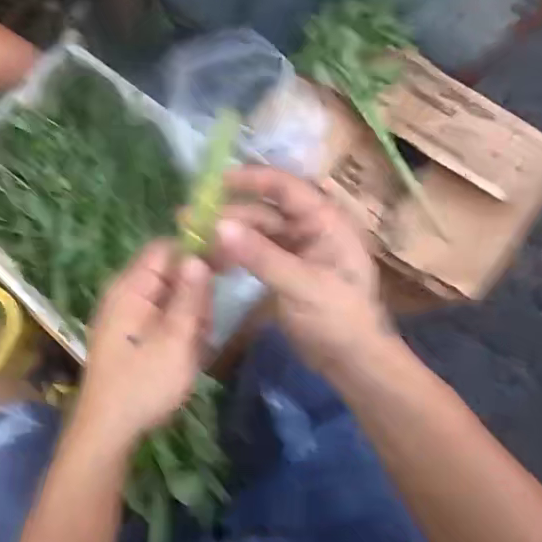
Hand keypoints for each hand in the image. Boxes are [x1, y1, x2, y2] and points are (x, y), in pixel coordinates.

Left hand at [73, 241, 211, 451]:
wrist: (108, 431)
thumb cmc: (144, 383)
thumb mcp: (177, 338)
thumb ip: (191, 295)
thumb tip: (199, 256)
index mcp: (131, 287)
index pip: (166, 247)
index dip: (197, 251)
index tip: (226, 267)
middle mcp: (125, 294)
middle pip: (170, 273)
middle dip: (196, 293)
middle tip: (206, 324)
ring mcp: (126, 316)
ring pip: (170, 299)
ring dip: (190, 316)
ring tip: (197, 345)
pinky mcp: (130, 336)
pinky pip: (162, 319)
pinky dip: (179, 331)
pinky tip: (187, 354)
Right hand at [212, 165, 393, 373]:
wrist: (352, 361)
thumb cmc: (339, 318)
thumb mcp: (301, 285)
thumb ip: (261, 256)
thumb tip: (219, 226)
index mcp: (325, 221)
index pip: (285, 187)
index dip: (251, 179)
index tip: (213, 183)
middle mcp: (310, 228)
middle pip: (263, 211)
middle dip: (228, 213)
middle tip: (188, 219)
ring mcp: (296, 250)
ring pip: (255, 233)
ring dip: (227, 235)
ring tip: (193, 241)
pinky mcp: (284, 271)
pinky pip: (255, 254)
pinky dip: (234, 255)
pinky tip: (210, 259)